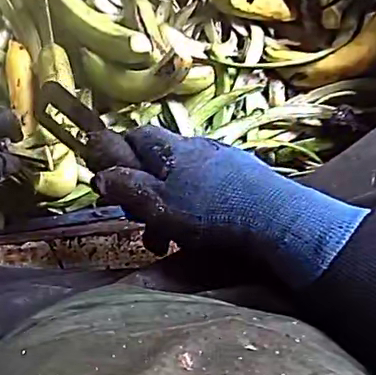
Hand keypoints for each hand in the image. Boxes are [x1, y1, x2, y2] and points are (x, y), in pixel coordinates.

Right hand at [93, 126, 367, 286]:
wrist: (275, 219)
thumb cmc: (207, 212)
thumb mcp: (155, 204)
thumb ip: (126, 187)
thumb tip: (100, 175)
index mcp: (170, 149)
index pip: (135, 136)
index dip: (118, 153)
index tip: (111, 178)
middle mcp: (196, 146)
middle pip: (158, 161)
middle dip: (144, 191)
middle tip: (141, 223)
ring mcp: (223, 160)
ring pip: (183, 179)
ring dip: (170, 206)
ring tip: (170, 238)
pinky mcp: (245, 177)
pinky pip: (208, 188)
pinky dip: (196, 207)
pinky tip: (201, 228)